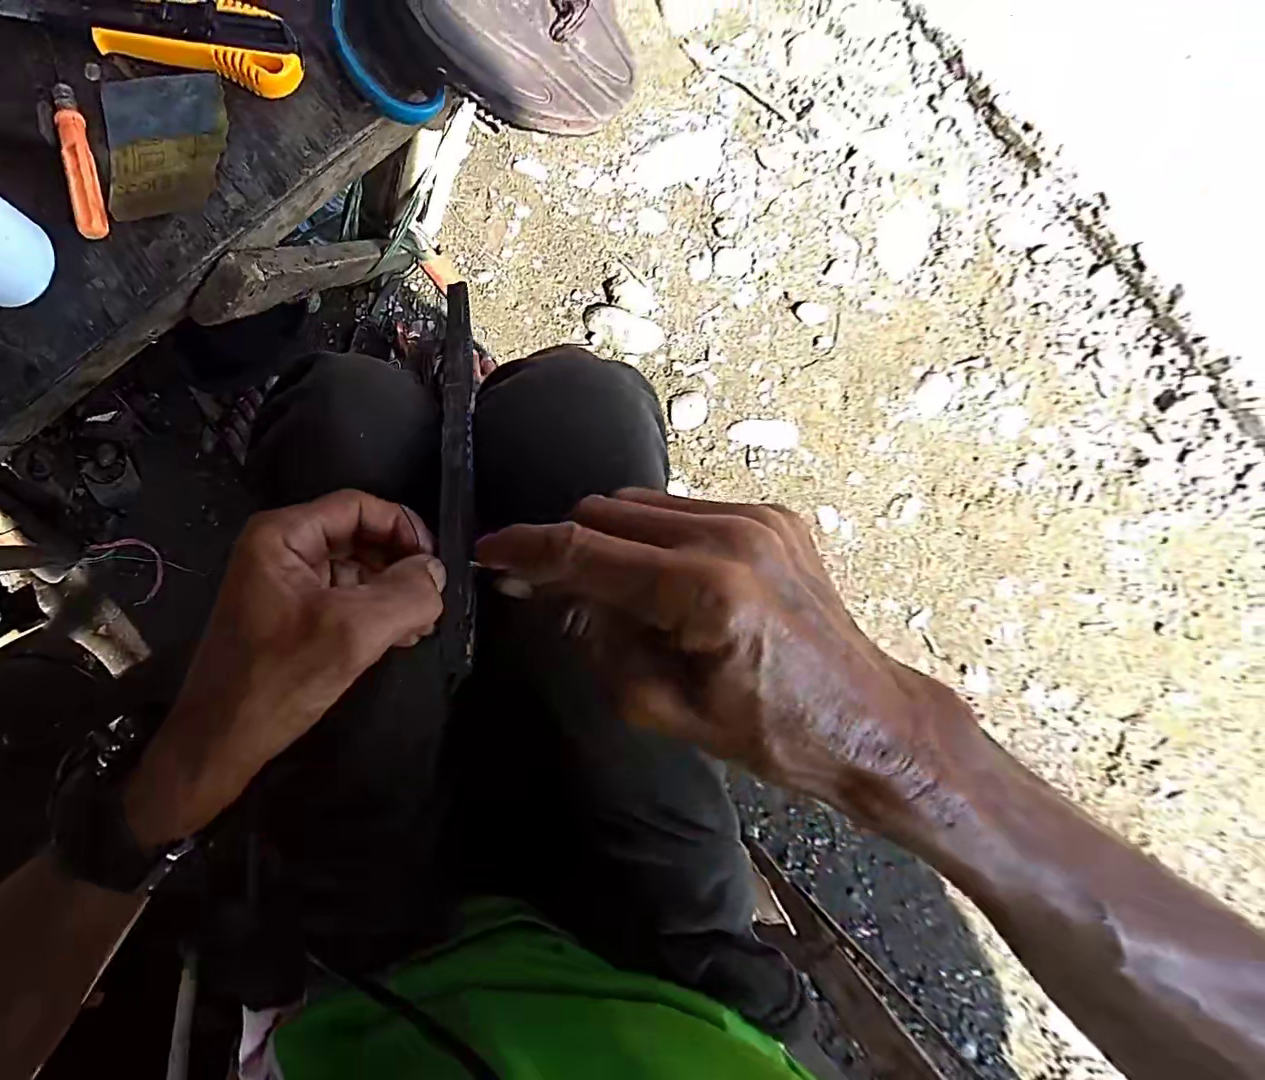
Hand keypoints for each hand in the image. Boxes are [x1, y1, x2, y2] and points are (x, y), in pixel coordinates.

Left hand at [124, 490, 445, 843]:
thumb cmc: (276, 680)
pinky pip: (339, 597)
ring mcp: (282, 582)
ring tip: (419, 624)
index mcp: (281, 535)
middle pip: (355, 535)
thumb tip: (436, 572)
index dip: (402, 526)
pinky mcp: (288, 614)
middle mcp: (278, 549)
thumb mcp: (350, 632)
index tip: (435, 562)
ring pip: (351, 568)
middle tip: (431, 598)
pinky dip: (371, 611)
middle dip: (398, 563)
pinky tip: (397, 636)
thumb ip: (405, 595)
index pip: (357, 506)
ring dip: (389, 591)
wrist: (219, 740)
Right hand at [476, 488, 978, 831]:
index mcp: (703, 592)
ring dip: (598, 538)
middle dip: (559, 546)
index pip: (583, 551)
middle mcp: (730, 537)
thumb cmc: (766, 732)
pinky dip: (639, 534)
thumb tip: (540, 589)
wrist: (872, 723)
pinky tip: (648, 573)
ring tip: (599, 584)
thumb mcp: (653, 702)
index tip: (487, 550)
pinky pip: (670, 508)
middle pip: (600, 514)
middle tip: (539, 584)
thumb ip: (589, 636)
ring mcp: (755, 519)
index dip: (524, 548)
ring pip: (630, 504)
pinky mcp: (768, 514)